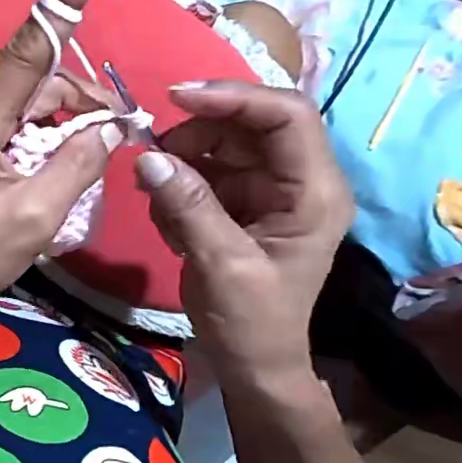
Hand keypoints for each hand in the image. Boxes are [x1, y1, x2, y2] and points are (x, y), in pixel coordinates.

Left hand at [0, 0, 120, 329]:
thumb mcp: (36, 218)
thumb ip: (78, 164)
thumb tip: (112, 127)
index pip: (29, 47)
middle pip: (41, 79)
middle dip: (83, 101)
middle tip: (118, 134)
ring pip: (36, 98)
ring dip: (71, 121)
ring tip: (92, 155)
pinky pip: (23, 117)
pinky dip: (52, 132)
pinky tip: (68, 157)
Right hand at [135, 81, 351, 387]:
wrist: (252, 365)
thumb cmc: (251, 322)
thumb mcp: (220, 263)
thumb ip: (187, 204)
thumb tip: (147, 155)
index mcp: (314, 191)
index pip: (286, 115)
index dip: (234, 97)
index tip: (176, 97)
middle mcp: (296, 181)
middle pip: (247, 125)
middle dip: (196, 134)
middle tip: (151, 157)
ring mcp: (266, 192)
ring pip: (221, 147)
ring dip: (181, 164)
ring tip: (156, 200)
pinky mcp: (240, 205)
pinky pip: (205, 174)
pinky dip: (178, 187)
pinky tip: (170, 225)